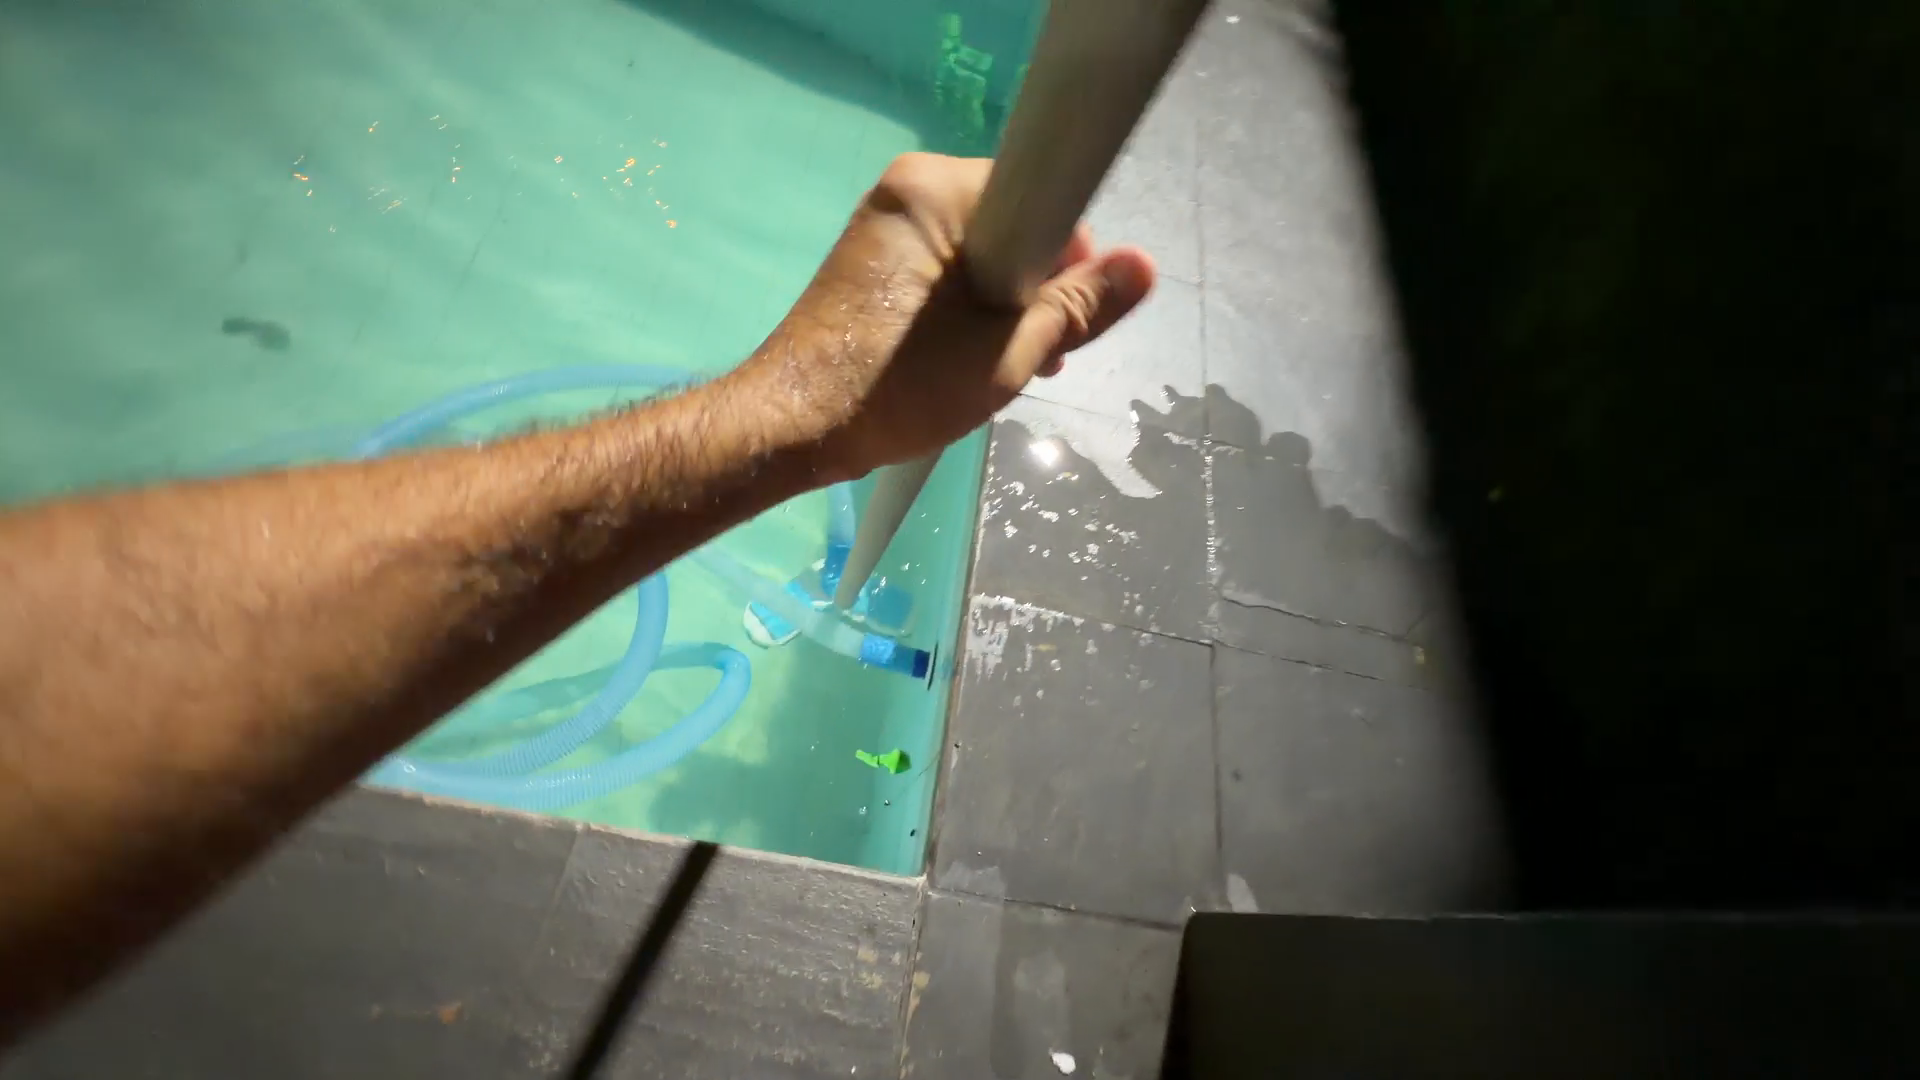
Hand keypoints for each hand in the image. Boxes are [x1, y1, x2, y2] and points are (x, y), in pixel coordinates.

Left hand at [742, 153, 1155, 477]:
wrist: (795, 427)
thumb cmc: (903, 386)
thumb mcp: (1006, 351)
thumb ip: (1077, 306)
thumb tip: (1145, 267)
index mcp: (937, 188)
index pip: (1040, 199)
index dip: (1069, 263)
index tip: (1068, 319)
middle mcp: (908, 193)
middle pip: (1010, 231)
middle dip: (1035, 296)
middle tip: (1039, 360)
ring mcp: (885, 232)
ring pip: (979, 260)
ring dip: (1004, 314)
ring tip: (1003, 372)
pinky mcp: (872, 270)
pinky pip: (945, 278)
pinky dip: (967, 316)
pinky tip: (968, 364)